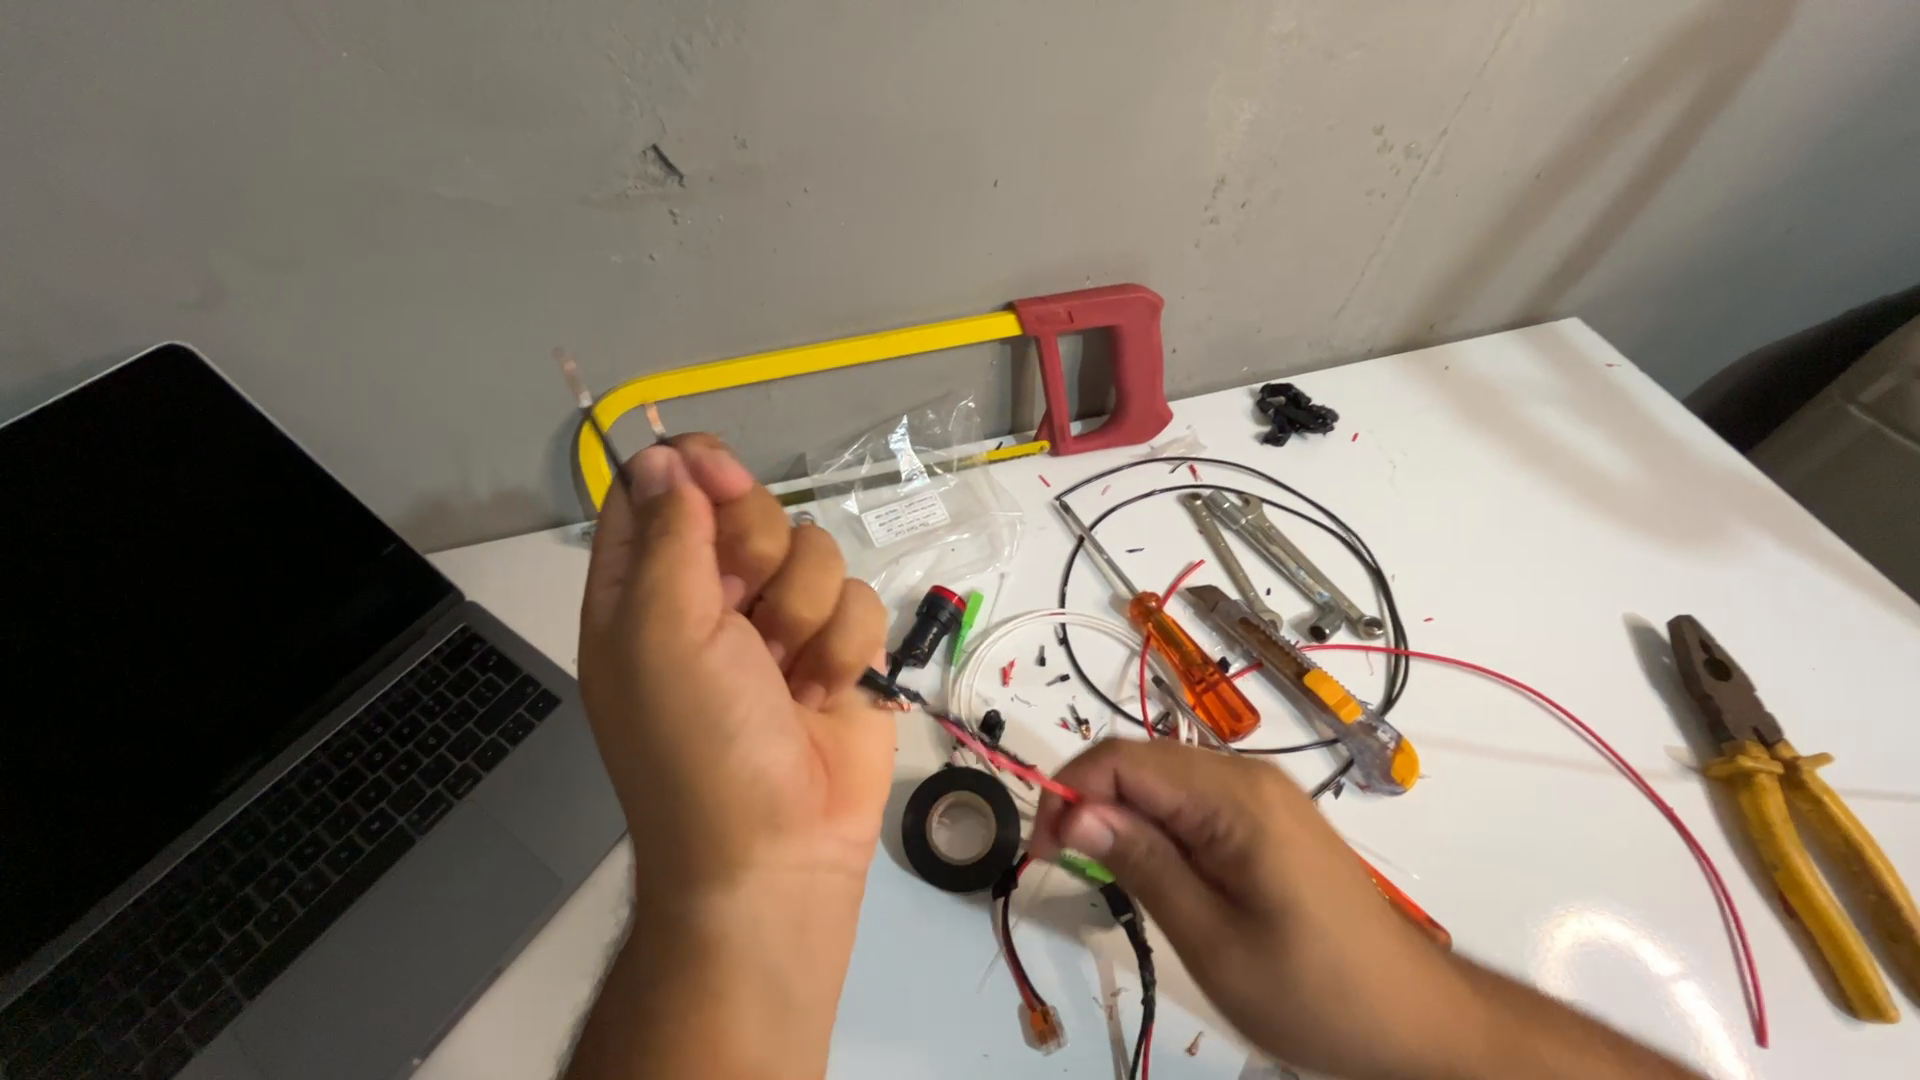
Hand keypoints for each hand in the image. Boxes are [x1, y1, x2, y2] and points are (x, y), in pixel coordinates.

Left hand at [579, 435, 891, 897]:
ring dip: (806, 616)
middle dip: (762, 556)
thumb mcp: (663, 634)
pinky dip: (846, 649)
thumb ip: (668, 536)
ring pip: (817, 552)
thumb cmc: (700, 744)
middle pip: (749, 509)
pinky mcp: (841, 648)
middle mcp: (714, 597)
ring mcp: (783, 623)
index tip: (722, 480)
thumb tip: (662, 454)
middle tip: (747, 613)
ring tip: (787, 676)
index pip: (659, 491)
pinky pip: (861, 600)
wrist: (779, 850)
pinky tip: (824, 694)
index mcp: (648, 589)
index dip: (693, 472)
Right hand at [1028, 739, 1472, 1079]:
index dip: (1067, 793)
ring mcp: (1259, 792)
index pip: (1121, 760)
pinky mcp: (1265, 814)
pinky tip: (1151, 867)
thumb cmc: (1316, 993)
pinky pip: (1189, 799)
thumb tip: (1072, 814)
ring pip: (1160, 778)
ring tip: (1106, 872)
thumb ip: (1142, 865)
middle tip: (1062, 866)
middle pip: (1138, 761)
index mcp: (1233, 798)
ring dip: (1118, 814)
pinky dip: (1153, 824)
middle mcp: (1245, 776)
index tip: (1042, 853)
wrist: (1419, 1022)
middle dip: (1087, 802)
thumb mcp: (1213, 941)